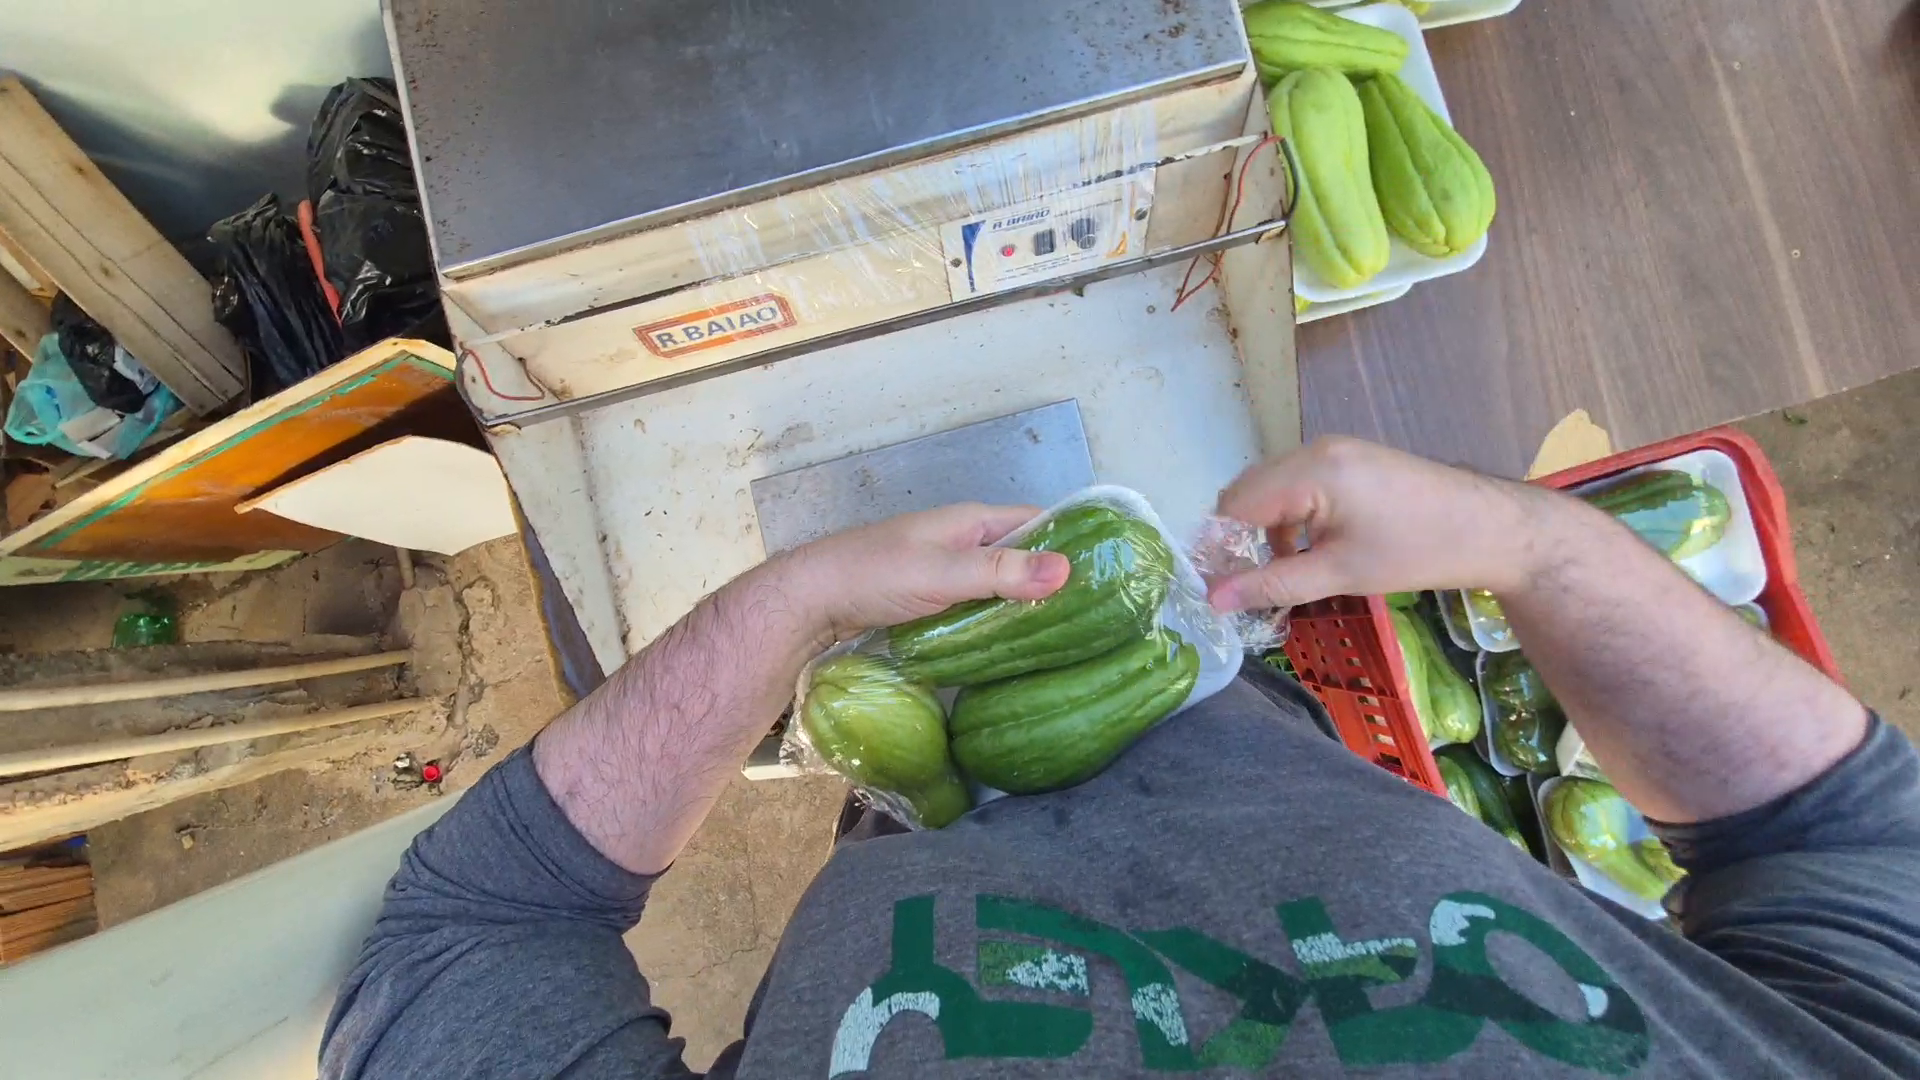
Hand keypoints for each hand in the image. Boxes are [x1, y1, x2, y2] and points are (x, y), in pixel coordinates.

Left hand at [780, 503, 1071, 641]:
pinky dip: (998, 617)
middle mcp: (964, 540)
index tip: (1104, 574)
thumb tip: (1067, 570)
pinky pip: (978, 602)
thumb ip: (1001, 571)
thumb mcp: (944, 572)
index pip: (1037, 522)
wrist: (814, 598)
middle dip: (1051, 577)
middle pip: (1021, 553)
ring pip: (1000, 581)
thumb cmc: (877, 574)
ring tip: (1063, 633)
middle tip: (1090, 615)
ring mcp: (947, 569)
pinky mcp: (934, 597)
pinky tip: (1014, 642)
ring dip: (1024, 601)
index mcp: (972, 521)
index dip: (1070, 542)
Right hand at [1208, 437, 1555, 611]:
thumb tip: (1213, 600)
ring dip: (1261, 527)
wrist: (1497, 529)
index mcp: (1311, 471)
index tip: (1215, 584)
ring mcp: (1331, 450)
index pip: (1235, 505)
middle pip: (1245, 492)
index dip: (1218, 546)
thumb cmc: (1419, 552)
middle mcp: (1313, 450)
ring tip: (1278, 569)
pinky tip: (1305, 547)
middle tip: (1243, 580)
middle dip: (1236, 536)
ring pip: (1267, 488)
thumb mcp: (1340, 574)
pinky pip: (1293, 484)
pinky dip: (1286, 516)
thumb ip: (1271, 584)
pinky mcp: (1345, 459)